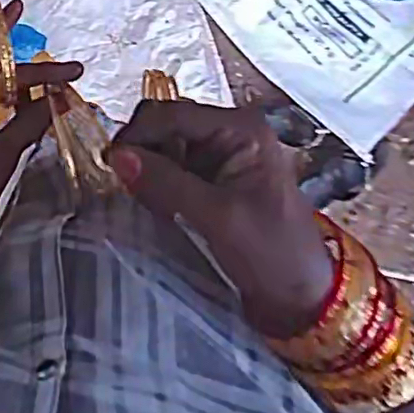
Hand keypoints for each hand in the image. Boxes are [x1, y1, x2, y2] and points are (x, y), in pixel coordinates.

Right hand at [110, 102, 331, 337]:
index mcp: (239, 128)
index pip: (173, 114)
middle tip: (131, 187)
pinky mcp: (212, 176)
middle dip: (144, 151)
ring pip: (164, 146)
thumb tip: (117, 155)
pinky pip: (171, 166)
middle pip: (166, 124)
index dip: (138, 134)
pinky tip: (161, 207)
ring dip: (149, 169)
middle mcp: (228, 131)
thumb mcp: (218, 217)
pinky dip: (158, 183)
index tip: (110, 163)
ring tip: (151, 202)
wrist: (302, 298)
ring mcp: (220, 153)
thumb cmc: (271, 252)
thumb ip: (167, 182)